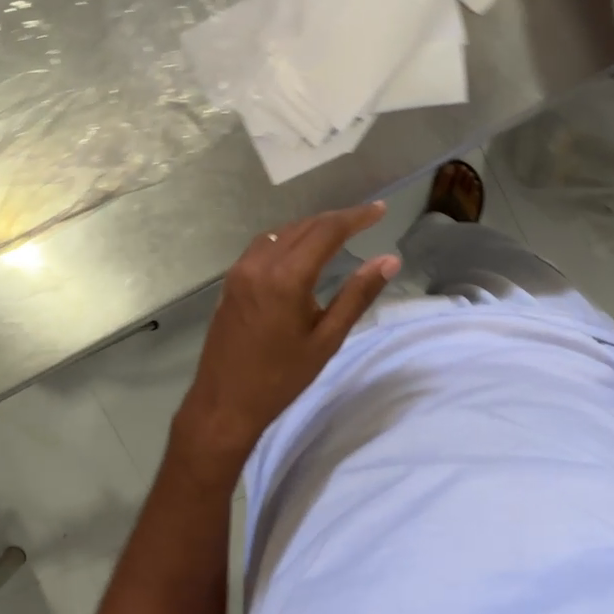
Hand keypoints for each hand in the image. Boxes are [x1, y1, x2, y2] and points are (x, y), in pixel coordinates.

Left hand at [169, 202, 401, 479]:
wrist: (224, 404)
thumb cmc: (281, 378)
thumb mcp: (327, 339)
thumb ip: (357, 295)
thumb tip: (388, 261)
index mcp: (286, 277)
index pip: (327, 230)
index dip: (357, 216)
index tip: (381, 210)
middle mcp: (260, 264)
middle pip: (304, 226)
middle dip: (337, 219)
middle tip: (367, 219)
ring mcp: (240, 271)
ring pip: (282, 233)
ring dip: (311, 227)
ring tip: (340, 232)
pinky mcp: (231, 281)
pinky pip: (264, 246)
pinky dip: (289, 240)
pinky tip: (302, 252)